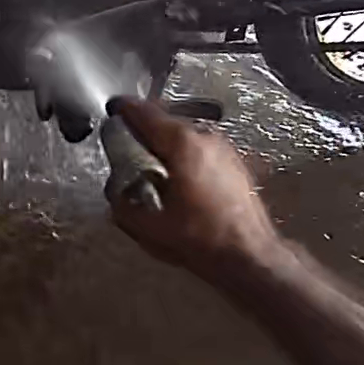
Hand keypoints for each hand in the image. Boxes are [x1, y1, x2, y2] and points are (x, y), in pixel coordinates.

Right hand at [109, 98, 286, 275]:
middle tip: (127, 142)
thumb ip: (125, 208)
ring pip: (187, 135)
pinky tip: (179, 176)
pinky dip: (186, 154)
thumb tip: (115, 198)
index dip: (125, 109)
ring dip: (167, 142)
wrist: (250, 255)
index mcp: (182, 144)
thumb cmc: (200, 238)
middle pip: (167, 121)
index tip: (113, 109)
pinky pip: (202, 148)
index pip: (146, 114)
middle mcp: (205, 137)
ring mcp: (225, 147)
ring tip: (151, 162)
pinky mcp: (236, 162)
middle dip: (145, 129)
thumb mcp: (151, 229)